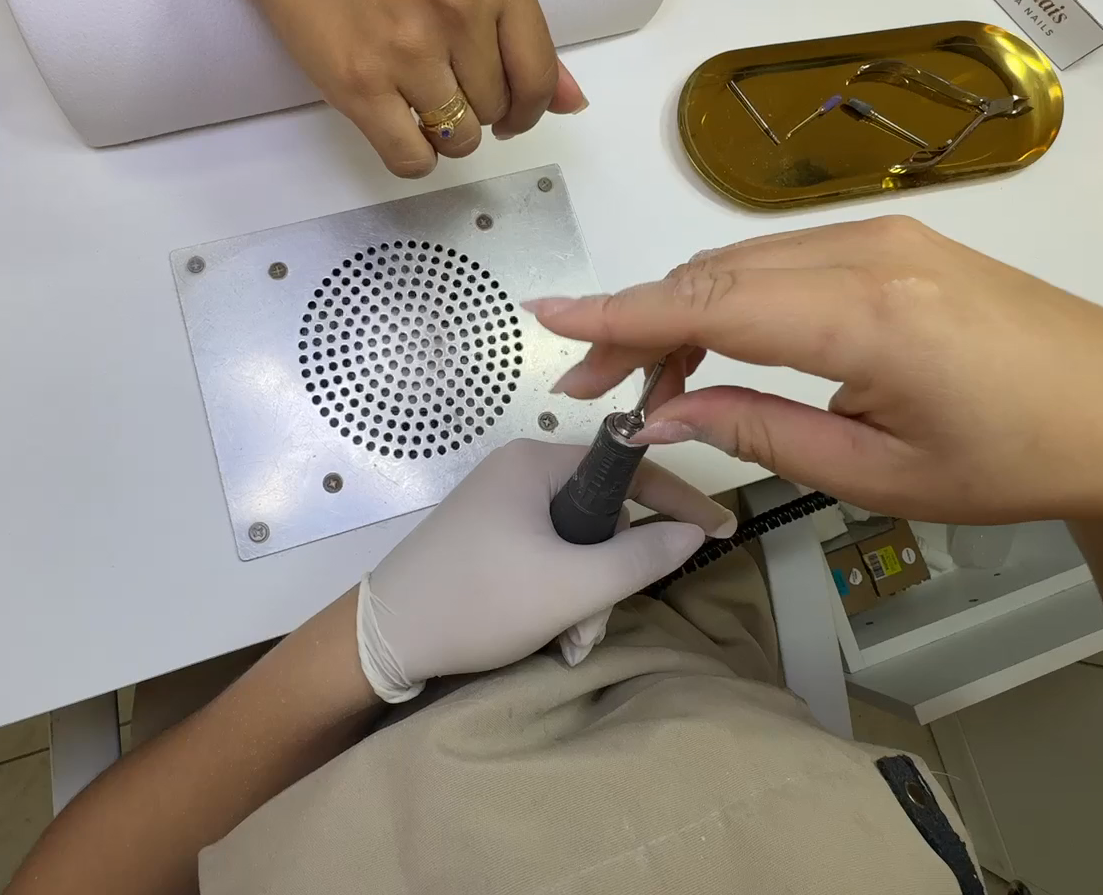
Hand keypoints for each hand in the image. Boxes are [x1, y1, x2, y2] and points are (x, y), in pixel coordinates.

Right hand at [216, 0, 586, 177]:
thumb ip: (525, 34)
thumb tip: (572, 103)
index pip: (539, 76)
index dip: (529, 110)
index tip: (511, 114)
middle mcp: (458, 6)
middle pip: (496, 110)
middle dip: (476, 110)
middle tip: (439, 81)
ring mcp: (408, 49)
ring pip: (460, 140)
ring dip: (444, 134)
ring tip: (414, 97)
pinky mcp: (361, 85)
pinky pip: (413, 160)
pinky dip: (414, 157)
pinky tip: (400, 126)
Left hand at [357, 439, 734, 701]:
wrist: (384, 638)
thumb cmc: (479, 600)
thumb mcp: (570, 585)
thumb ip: (639, 558)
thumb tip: (692, 533)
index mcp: (535, 463)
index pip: (626, 467)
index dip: (676, 499)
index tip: (719, 531)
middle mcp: (517, 473)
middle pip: (598, 514)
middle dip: (607, 574)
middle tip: (589, 624)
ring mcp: (497, 505)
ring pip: (572, 543)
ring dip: (581, 595)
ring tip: (563, 639)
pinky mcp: (485, 537)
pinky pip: (543, 555)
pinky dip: (555, 593)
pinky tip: (544, 633)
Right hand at [526, 217, 1102, 527]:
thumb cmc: (1016, 463)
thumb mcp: (875, 473)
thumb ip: (755, 432)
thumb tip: (660, 415)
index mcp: (866, 316)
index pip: (707, 304)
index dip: (618, 314)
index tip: (550, 318)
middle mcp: (865, 252)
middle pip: (710, 277)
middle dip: (636, 327)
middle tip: (592, 387)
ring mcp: (880, 236)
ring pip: (736, 264)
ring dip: (679, 315)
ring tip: (653, 382)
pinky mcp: (889, 241)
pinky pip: (775, 261)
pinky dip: (726, 301)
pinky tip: (716, 347)